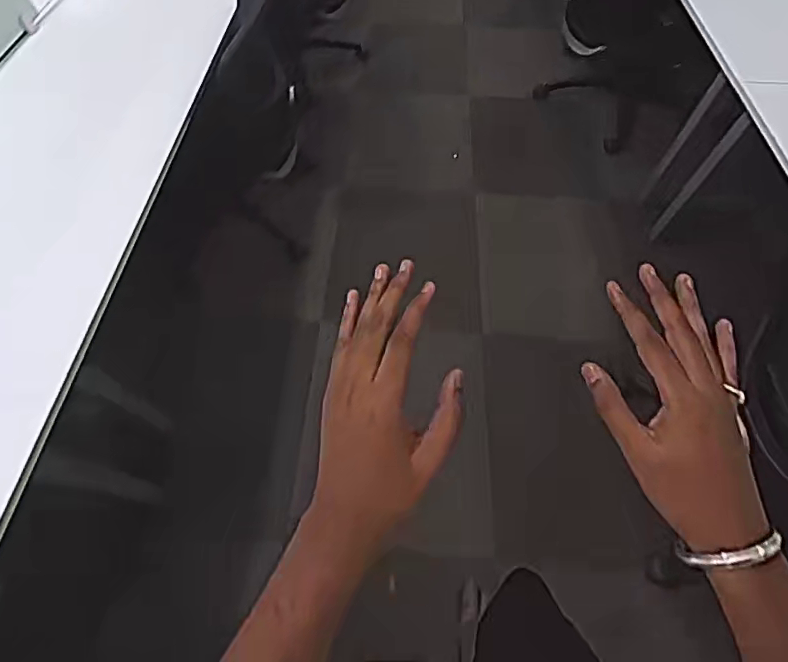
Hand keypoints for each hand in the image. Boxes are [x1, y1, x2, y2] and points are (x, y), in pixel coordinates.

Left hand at [309, 259, 463, 557]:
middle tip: (405, 265)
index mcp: (384, 402)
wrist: (339, 522)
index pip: (401, 343)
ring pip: (354, 333)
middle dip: (391, 294)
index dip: (415, 311)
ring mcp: (339, 389)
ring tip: (380, 271)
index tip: (428, 288)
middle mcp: (358, 387)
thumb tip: (457, 376)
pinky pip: (338, 349)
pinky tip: (351, 301)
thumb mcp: (429, 464)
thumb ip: (448, 418)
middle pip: (375, 329)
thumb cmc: (389, 496)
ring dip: (369, 300)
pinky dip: (345, 321)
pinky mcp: (330, 394)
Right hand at [583, 265, 768, 553]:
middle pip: (680, 332)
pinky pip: (729, 366)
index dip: (630, 312)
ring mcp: (721, 396)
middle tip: (649, 272)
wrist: (730, 529)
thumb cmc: (685, 494)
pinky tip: (723, 324)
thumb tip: (593, 371)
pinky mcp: (731, 407)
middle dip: (661, 298)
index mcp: (680, 397)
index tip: (617, 290)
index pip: (650, 342)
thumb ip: (613, 407)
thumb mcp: (638, 454)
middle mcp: (704, 389)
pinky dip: (725, 342)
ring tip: (683, 282)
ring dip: (692, 309)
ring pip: (705, 341)